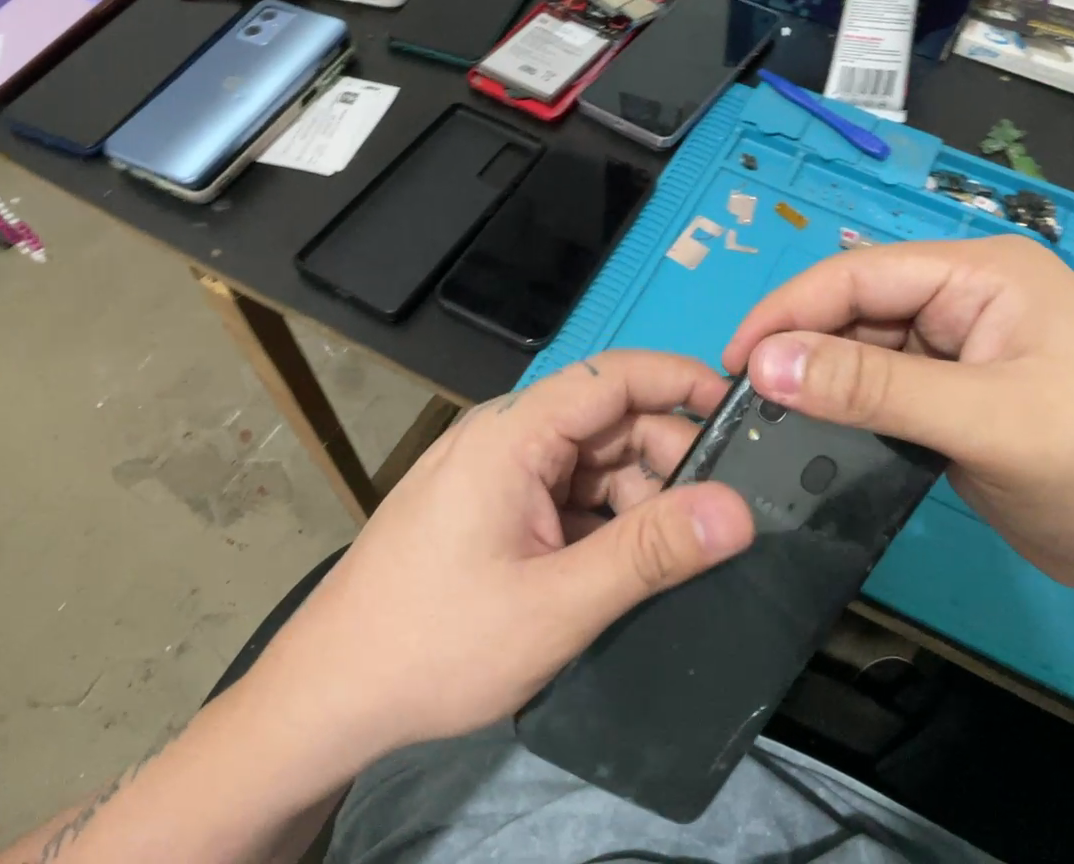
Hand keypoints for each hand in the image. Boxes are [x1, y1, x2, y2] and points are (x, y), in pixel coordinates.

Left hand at [244, 351, 752, 762]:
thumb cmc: (437, 643)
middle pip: (606, 423)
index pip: (613, 377)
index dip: (681, 383)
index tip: (744, 415)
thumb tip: (740, 510)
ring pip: (590, 466)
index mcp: (512, 435)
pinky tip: (622, 568)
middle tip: (713, 523)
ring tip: (665, 563)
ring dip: (635, 503)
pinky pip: (564, 499)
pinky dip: (602, 524)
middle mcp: (503, 440)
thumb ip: (651, 553)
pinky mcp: (489, 512)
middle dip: (666, 462)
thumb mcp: (558, 603)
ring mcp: (494, 477)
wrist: (330, 696)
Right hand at [722, 235, 1073, 606]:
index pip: (857, 276)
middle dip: (798, 353)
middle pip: (852, 313)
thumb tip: (763, 364)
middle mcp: (962, 303)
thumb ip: (874, 387)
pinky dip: (843, 416)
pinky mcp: (951, 404)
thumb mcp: (991, 421)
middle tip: (743, 410)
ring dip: (816, 388)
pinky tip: (811, 441)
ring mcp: (955, 356)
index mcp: (981, 276)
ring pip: (858, 357)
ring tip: (767, 429)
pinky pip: (877, 396)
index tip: (733, 367)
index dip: (787, 313)